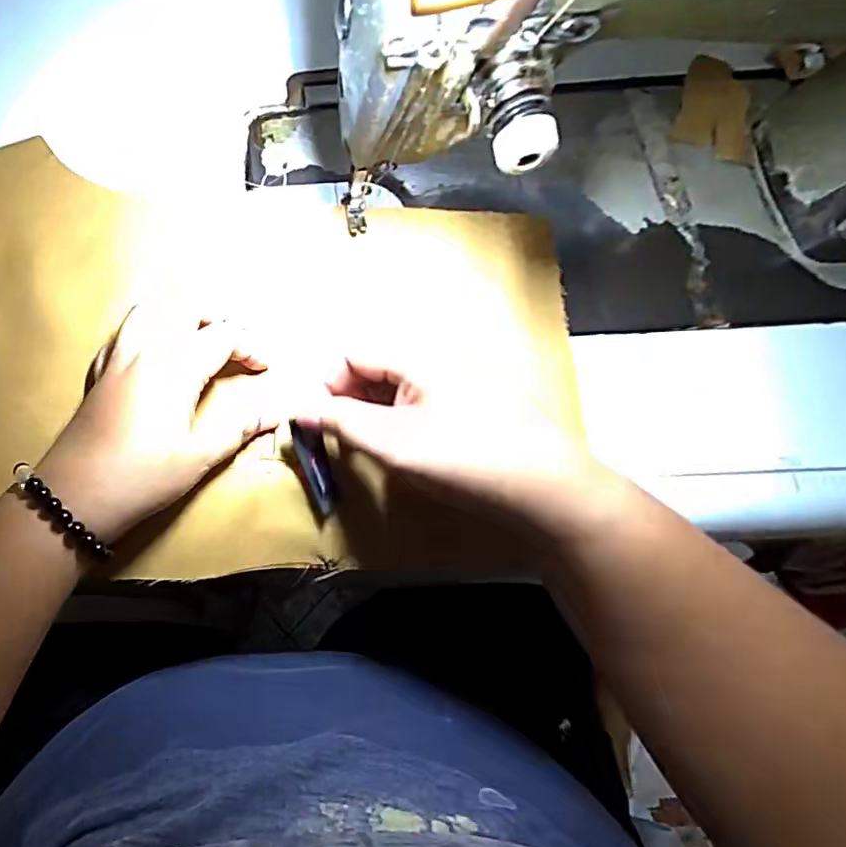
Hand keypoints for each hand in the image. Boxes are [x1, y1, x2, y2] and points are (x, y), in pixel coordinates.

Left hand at [33, 306, 288, 541]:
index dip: (250, 347)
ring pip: (149, 310)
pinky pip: (124, 332)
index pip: (221, 337)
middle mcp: (144, 350)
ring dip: (179, 315)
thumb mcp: (198, 458)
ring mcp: (115, 358)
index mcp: (174, 367)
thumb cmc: (141, 478)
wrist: (74, 496)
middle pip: (184, 308)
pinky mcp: (97, 372)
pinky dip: (147, 329)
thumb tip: (274, 413)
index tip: (264, 367)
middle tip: (235, 344)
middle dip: (217, 318)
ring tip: (198, 338)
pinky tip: (154, 354)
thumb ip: (237, 429)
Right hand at [296, 353, 631, 542]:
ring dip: (373, 417)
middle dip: (347, 402)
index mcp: (417, 359)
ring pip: (398, 392)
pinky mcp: (476, 411)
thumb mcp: (392, 443)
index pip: (351, 355)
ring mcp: (461, 386)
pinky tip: (409, 454)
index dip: (325, 386)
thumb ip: (340, 421)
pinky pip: (423, 408)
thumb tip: (297, 405)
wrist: (547, 491)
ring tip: (372, 452)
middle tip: (338, 442)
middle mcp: (439, 363)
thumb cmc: (465, 460)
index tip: (314, 423)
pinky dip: (402, 426)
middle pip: (375, 371)